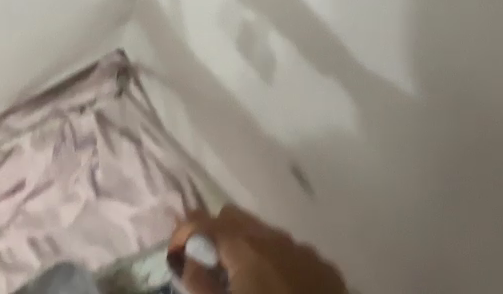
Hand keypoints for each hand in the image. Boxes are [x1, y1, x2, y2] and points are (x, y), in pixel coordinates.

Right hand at [169, 206, 348, 293]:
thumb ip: (199, 282)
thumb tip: (186, 259)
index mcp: (243, 246)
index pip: (202, 221)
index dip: (183, 233)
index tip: (176, 253)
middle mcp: (272, 238)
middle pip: (233, 217)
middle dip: (216, 233)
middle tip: (210, 264)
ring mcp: (303, 250)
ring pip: (264, 233)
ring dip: (248, 247)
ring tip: (244, 278)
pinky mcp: (326, 269)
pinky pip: (293, 252)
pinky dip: (277, 261)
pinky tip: (279, 288)